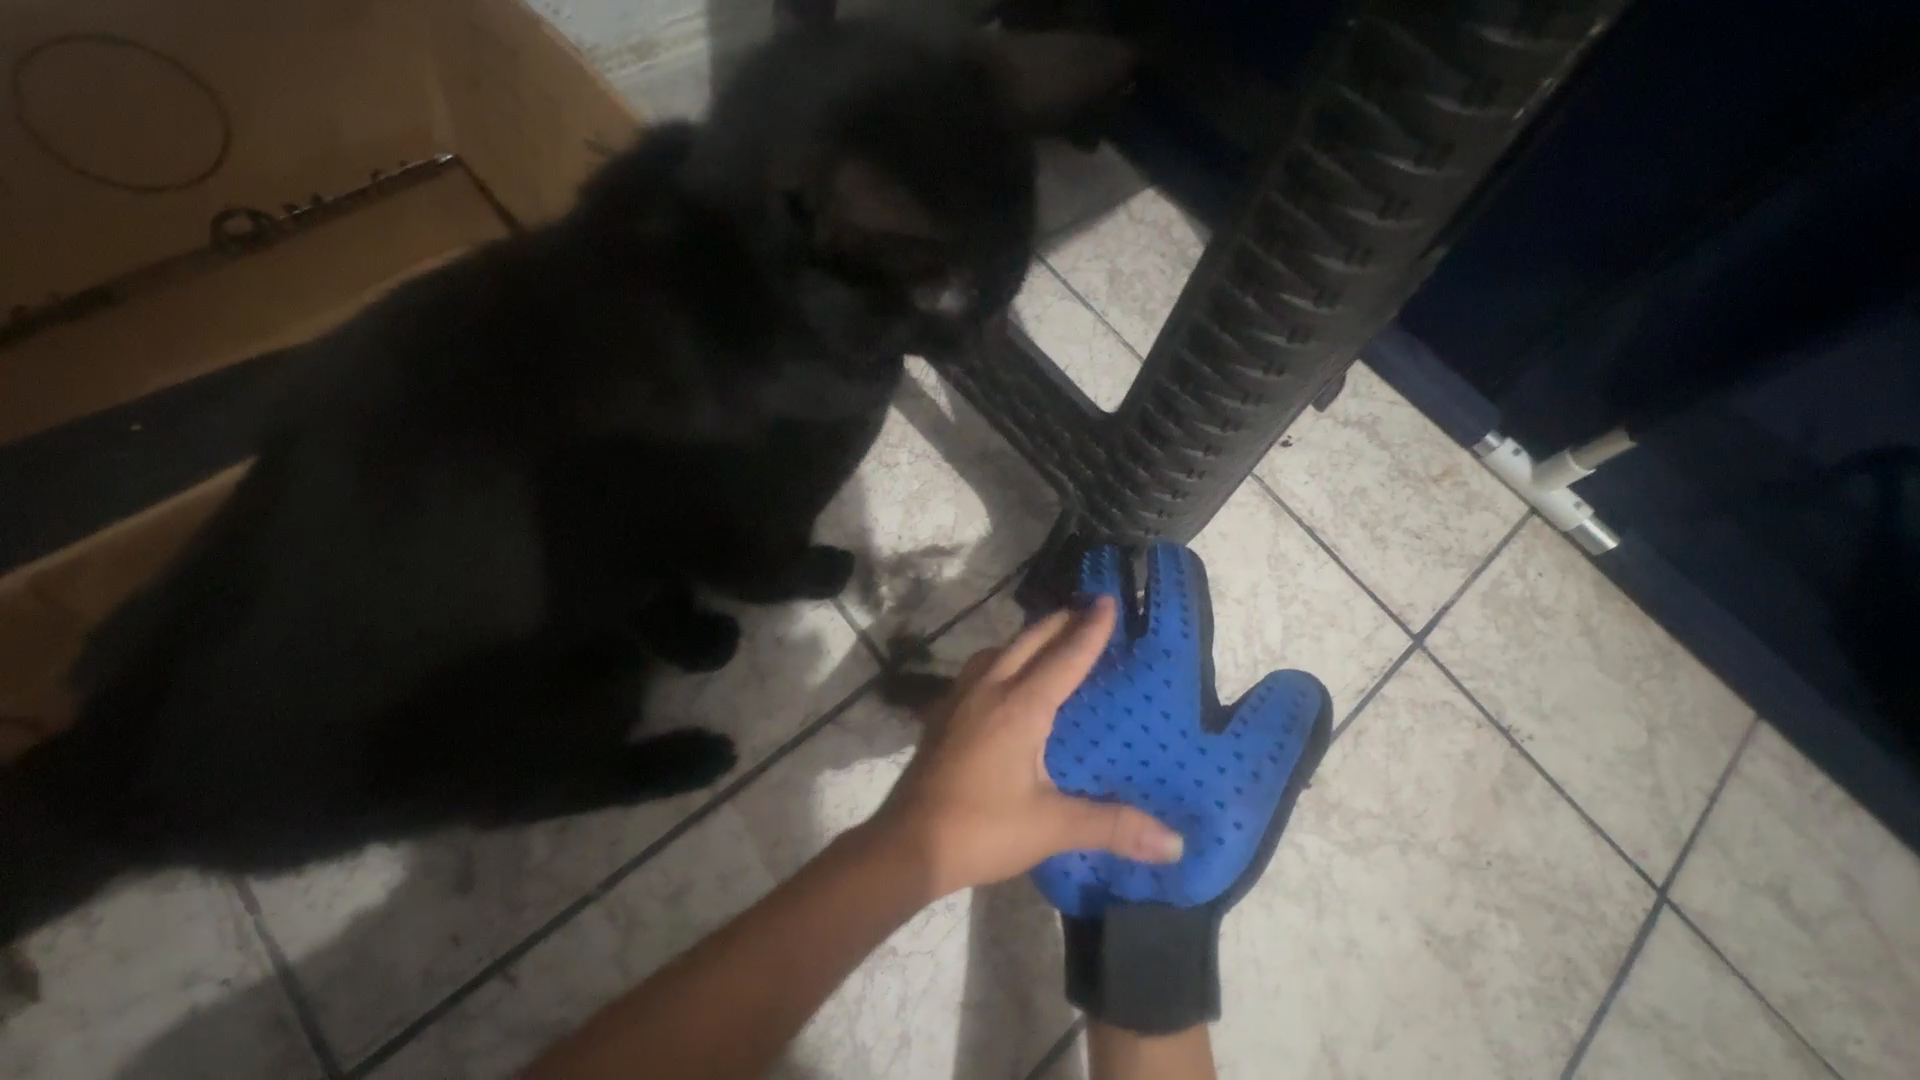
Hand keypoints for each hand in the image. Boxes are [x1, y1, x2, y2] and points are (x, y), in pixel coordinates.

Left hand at [873, 597, 1184, 897]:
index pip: (1064, 658)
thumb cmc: (982, 830)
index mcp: (1019, 707)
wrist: (907, 845)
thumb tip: (1175, 844)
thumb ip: (1113, 826)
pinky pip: (977, 671)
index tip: (1108, 601)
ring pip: (997, 653)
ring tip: (1048, 642)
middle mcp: (988, 691)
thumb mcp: (1052, 827)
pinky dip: (1000, 662)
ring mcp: (959, 701)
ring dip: (1026, 640)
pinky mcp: (941, 717)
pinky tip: (1003, 682)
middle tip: (1087, 610)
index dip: (1090, 631)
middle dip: (1059, 623)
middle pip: (1028, 643)